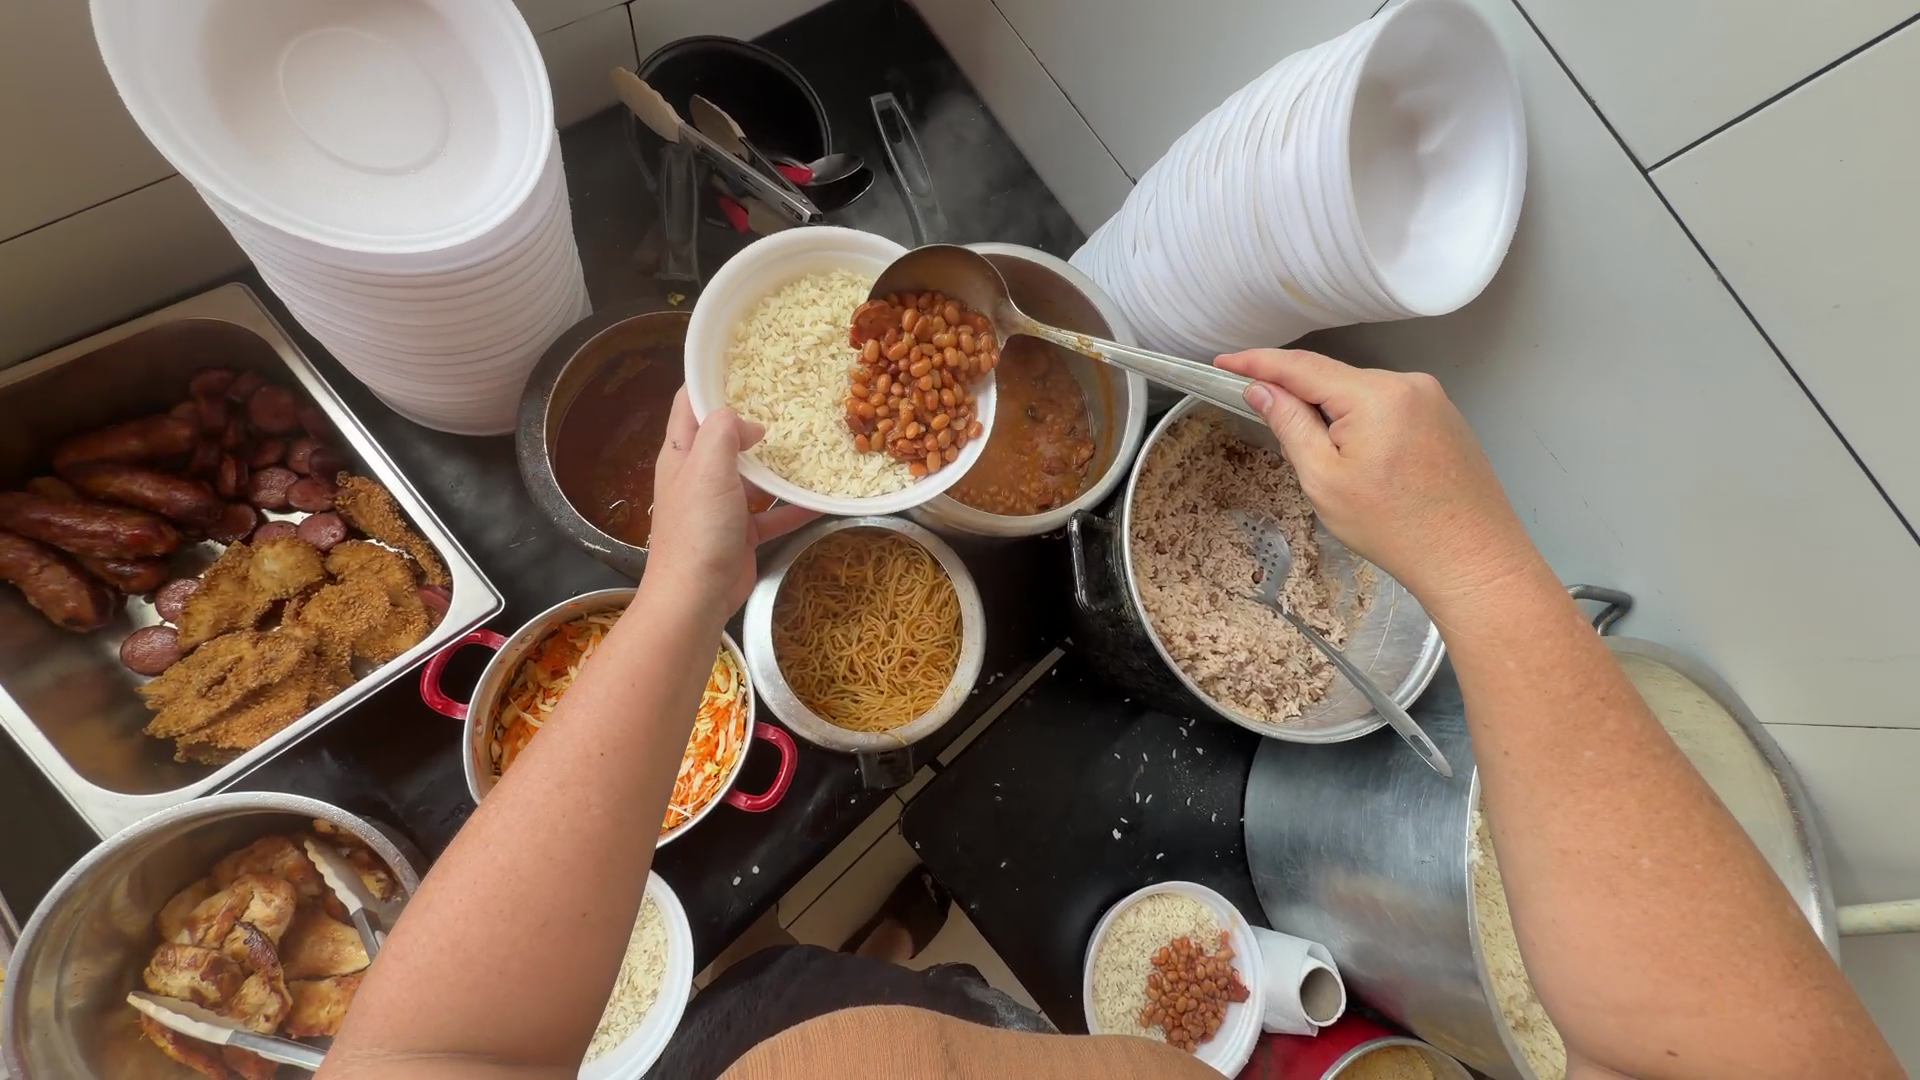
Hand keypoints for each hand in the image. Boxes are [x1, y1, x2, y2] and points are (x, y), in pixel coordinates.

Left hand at [645, 388, 817, 614]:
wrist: (695, 596)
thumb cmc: (696, 527)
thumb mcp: (707, 468)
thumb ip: (724, 432)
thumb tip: (751, 424)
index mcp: (682, 454)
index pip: (688, 403)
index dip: (710, 380)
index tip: (745, 363)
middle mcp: (700, 476)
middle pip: (727, 439)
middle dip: (756, 421)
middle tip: (793, 402)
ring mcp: (722, 506)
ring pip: (755, 477)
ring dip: (781, 466)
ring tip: (814, 446)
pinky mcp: (742, 534)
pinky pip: (773, 513)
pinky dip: (795, 507)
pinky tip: (823, 500)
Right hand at [1213, 349, 1539, 606]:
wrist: (1470, 558)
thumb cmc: (1393, 527)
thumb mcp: (1323, 478)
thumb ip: (1289, 425)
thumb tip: (1261, 391)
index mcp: (1375, 395)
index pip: (1300, 366)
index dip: (1256, 362)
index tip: (1222, 362)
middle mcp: (1407, 384)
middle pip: (1330, 379)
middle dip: (1293, 397)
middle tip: (1265, 427)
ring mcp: (1429, 399)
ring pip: (1355, 395)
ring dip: (1326, 415)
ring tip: (1322, 464)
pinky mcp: (1441, 417)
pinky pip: (1382, 407)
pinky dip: (1355, 422)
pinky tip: (1354, 461)